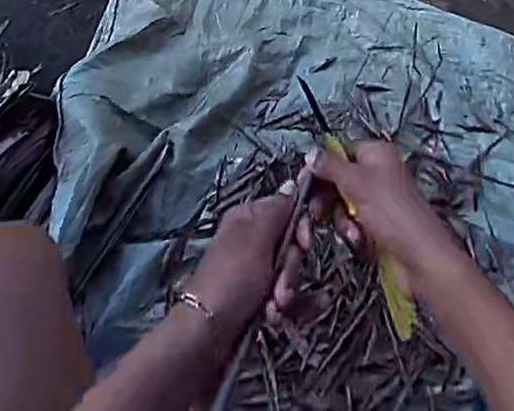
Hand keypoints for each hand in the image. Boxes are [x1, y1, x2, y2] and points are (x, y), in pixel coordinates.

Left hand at [182, 177, 311, 337]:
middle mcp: (252, 240)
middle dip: (291, 269)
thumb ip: (279, 209)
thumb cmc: (234, 275)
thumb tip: (292, 182)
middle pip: (290, 245)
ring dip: (287, 292)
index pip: (286, 209)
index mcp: (249, 217)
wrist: (209, 331)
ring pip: (288, 274)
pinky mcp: (257, 297)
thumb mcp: (258, 235)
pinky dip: (281, 308)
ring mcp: (254, 270)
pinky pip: (282, 296)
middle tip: (280, 286)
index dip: (299, 227)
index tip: (305, 244)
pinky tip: (273, 318)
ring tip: (274, 307)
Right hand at [308, 141, 466, 295]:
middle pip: (341, 176)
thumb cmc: (389, 211)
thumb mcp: (355, 182)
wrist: (421, 256)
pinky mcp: (381, 220)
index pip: (341, 150)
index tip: (305, 181)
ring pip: (346, 200)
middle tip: (317, 210)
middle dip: (329, 195)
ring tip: (349, 229)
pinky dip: (353, 227)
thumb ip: (330, 166)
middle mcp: (379, 170)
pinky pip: (356, 217)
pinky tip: (356, 237)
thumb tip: (310, 153)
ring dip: (341, 216)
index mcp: (376, 152)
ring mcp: (381, 196)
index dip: (323, 165)